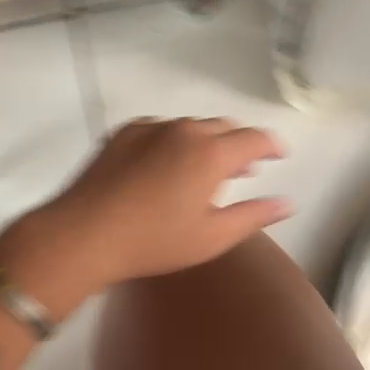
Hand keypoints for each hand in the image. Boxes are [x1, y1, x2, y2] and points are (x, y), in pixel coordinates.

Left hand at [0, 118, 292, 316]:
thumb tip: (288, 203)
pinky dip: (174, 142)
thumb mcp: (211, 237)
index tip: (280, 155)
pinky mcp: (125, 132)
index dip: (272, 146)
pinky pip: (162, 129)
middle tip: (243, 170)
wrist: (81, 236)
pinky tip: (165, 167)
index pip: (255, 139)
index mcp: (212, 153)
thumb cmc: (153, 242)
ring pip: (192, 126)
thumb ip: (254, 216)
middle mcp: (186, 130)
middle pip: (225, 127)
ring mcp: (153, 127)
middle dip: (239, 144)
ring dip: (206, 142)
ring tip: (204, 170)